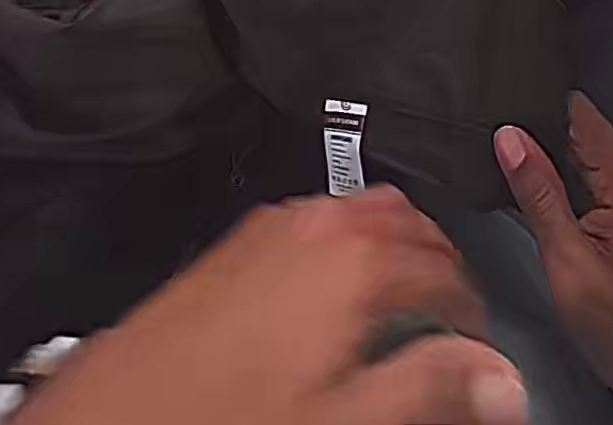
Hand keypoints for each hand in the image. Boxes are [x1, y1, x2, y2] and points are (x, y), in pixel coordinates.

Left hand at [12, 186, 527, 424]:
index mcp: (350, 262)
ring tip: (408, 290)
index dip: (471, 306)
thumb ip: (429, 387)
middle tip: (454, 308)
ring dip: (399, 242)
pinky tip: (345, 280)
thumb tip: (496, 379)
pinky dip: (355, 236)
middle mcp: (318, 224)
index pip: (443, 267)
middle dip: (442, 261)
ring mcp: (280, 222)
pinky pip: (324, 214)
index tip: (478, 338)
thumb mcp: (343, 417)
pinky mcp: (250, 234)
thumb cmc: (219, 417)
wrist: (115, 412)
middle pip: (411, 222)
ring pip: (367, 208)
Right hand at [496, 94, 612, 424]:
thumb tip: (506, 134)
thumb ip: (538, 192)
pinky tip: (525, 176)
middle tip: (485, 128)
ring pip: (577, 146)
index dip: (535, 98)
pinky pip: (584, 169)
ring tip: (497, 146)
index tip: (495, 95)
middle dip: (533, 124)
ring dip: (542, 148)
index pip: (575, 108)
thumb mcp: (568, 261)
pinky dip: (556, 171)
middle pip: (575, 123)